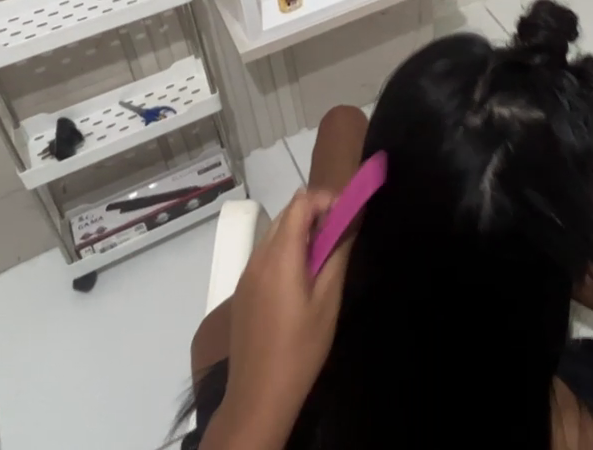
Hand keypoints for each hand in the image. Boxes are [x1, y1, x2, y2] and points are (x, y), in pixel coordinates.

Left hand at [208, 189, 350, 446]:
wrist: (258, 393)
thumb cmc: (301, 347)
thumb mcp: (328, 301)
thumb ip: (337, 254)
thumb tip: (349, 221)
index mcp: (280, 256)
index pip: (301, 203)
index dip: (326, 200)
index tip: (348, 214)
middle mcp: (259, 257)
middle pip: (287, 214)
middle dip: (316, 214)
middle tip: (341, 235)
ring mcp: (247, 273)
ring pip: (275, 233)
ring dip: (301, 232)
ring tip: (325, 257)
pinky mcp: (243, 289)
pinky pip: (266, 254)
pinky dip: (287, 251)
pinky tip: (302, 278)